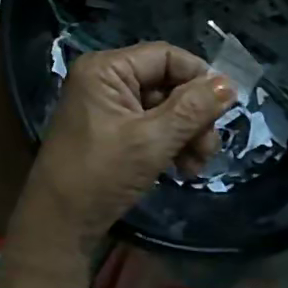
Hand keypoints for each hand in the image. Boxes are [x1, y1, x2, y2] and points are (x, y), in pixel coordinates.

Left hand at [7, 43, 235, 259]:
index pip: (166, 56)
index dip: (198, 78)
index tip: (223, 108)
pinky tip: (184, 169)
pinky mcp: (112, 129)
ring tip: (197, 165)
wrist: (57, 231)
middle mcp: (105, 78)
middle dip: (194, 115)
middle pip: (168, 82)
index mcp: (106, 69)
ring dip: (187, 132)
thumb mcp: (152, 141)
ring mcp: (108, 105)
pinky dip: (172, 142)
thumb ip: (193, 110)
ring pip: (165, 105)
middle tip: (209, 148)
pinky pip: (153, 123)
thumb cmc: (100, 177)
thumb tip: (231, 85)